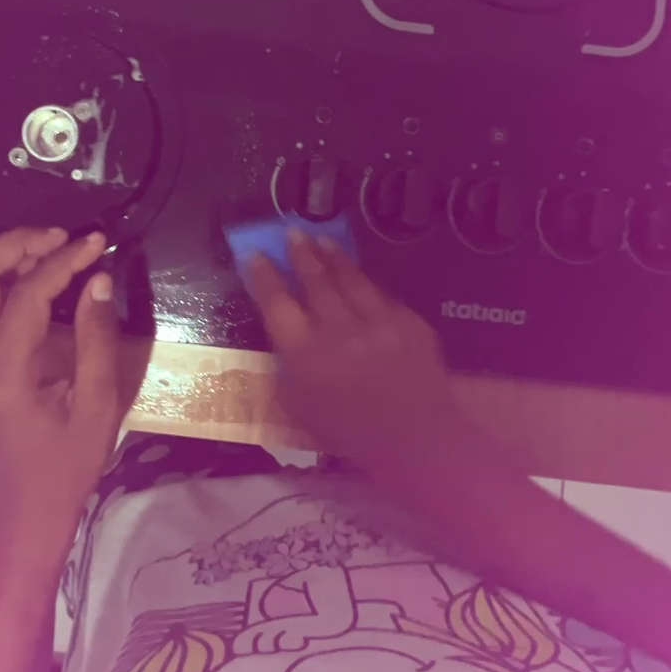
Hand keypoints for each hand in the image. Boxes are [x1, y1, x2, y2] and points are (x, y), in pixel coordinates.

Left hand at [0, 227, 126, 537]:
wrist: (26, 508)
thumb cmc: (66, 464)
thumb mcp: (97, 407)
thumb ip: (97, 340)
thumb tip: (98, 279)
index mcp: (3, 373)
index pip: (26, 295)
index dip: (63, 261)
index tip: (97, 242)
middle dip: (15, 245)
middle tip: (62, 238)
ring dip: (9, 258)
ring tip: (58, 249)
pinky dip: (10, 278)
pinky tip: (47, 278)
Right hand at [243, 231, 462, 469]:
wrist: (414, 439)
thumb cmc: (349, 432)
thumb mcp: (300, 407)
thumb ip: (288, 369)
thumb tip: (284, 339)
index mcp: (306, 353)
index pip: (277, 303)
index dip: (264, 276)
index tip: (256, 255)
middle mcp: (338, 329)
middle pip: (314, 280)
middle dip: (300, 253)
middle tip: (292, 232)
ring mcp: (377, 321)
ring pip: (350, 278)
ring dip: (333, 257)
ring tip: (321, 240)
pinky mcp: (407, 320)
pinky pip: (381, 295)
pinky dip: (365, 283)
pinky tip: (357, 276)